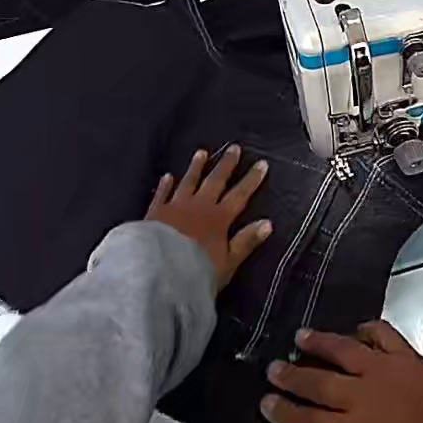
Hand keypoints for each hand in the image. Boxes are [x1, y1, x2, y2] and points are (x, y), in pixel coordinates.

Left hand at [146, 145, 271, 290]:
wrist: (157, 273)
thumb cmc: (196, 272)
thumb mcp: (228, 263)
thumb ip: (246, 242)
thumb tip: (267, 223)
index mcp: (218, 218)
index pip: (240, 195)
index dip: (251, 180)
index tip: (261, 164)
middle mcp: (199, 206)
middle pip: (215, 181)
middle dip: (226, 165)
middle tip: (234, 148)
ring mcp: (175, 206)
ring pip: (189, 182)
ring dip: (196, 167)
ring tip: (201, 153)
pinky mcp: (155, 212)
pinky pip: (162, 194)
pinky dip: (165, 185)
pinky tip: (167, 176)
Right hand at [261, 322, 422, 422]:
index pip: (306, 421)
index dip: (283, 411)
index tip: (265, 401)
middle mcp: (362, 395)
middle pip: (318, 381)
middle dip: (292, 375)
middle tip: (273, 367)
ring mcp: (385, 370)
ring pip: (344, 350)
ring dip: (320, 343)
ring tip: (301, 336)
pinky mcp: (408, 357)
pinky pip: (383, 334)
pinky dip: (367, 329)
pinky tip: (356, 330)